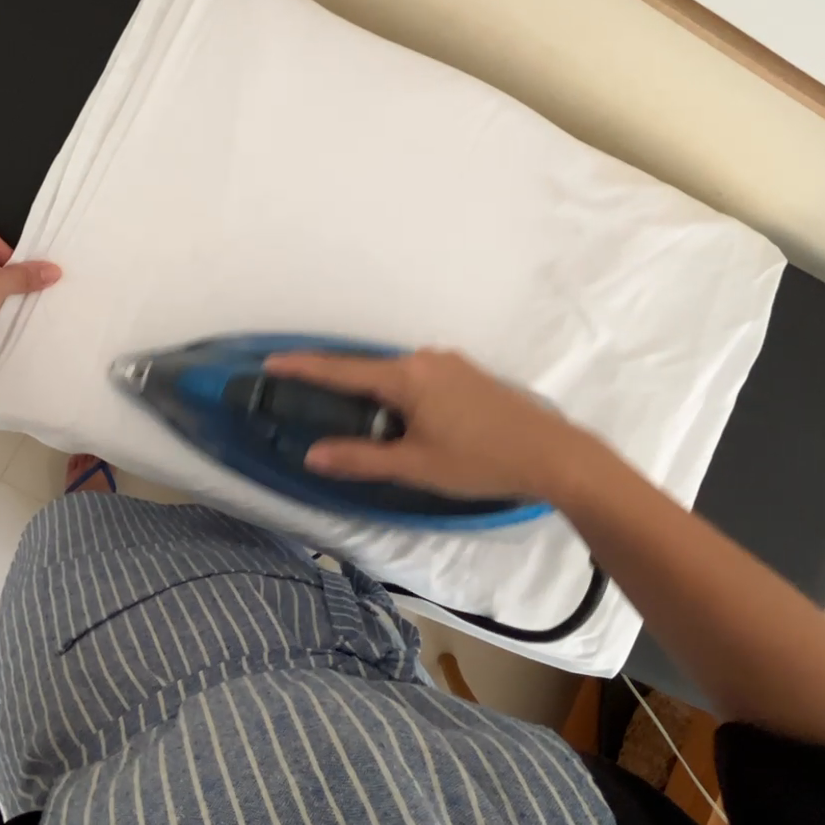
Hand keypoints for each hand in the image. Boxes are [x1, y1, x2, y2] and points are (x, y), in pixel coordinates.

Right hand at [263, 348, 622, 503]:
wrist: (554, 455)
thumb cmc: (480, 460)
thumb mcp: (416, 465)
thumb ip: (360, 458)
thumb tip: (312, 455)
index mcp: (407, 376)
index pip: (341, 369)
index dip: (303, 367)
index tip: (271, 362)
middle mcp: (424, 359)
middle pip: (366, 368)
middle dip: (335, 380)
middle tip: (305, 395)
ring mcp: (449, 363)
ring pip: (393, 373)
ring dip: (368, 390)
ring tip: (350, 414)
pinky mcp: (466, 374)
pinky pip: (415, 377)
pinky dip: (394, 391)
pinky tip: (397, 416)